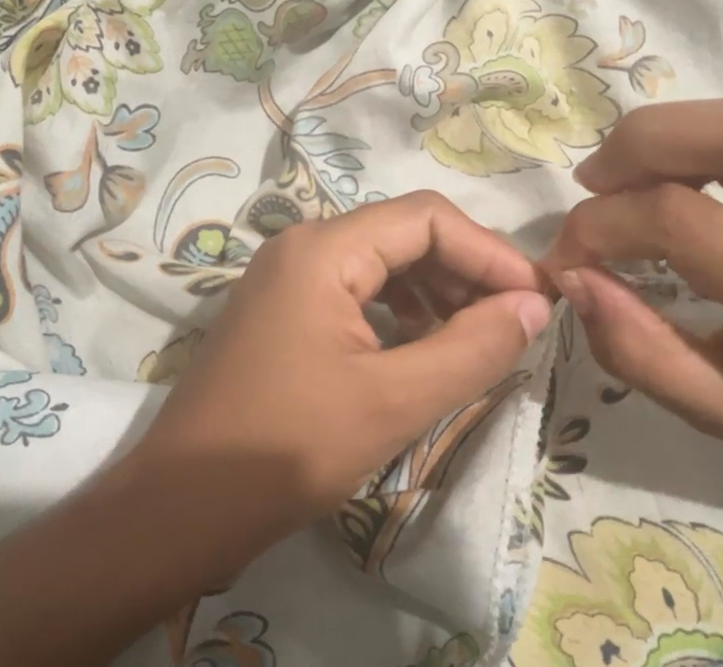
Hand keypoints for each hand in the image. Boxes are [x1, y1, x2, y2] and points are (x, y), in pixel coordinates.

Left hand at [127, 190, 552, 555]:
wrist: (184, 505)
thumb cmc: (288, 447)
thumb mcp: (394, 401)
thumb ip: (472, 348)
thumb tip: (535, 306)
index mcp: (322, 250)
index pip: (426, 218)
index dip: (490, 253)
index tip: (538, 301)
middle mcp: (301, 248)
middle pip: (403, 234)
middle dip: (465, 272)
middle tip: (515, 322)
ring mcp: (285, 280)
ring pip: (380, 264)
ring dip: (435, 293)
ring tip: (477, 339)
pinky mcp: (281, 314)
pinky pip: (354, 292)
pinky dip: (399, 314)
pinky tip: (423, 350)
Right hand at [542, 97, 722, 516]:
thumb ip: (640, 351)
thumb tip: (575, 279)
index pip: (684, 221)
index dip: (604, 226)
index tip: (567, 258)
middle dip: (641, 144)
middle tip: (591, 187)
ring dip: (669, 135)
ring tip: (621, 181)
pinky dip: (699, 142)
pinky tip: (671, 183)